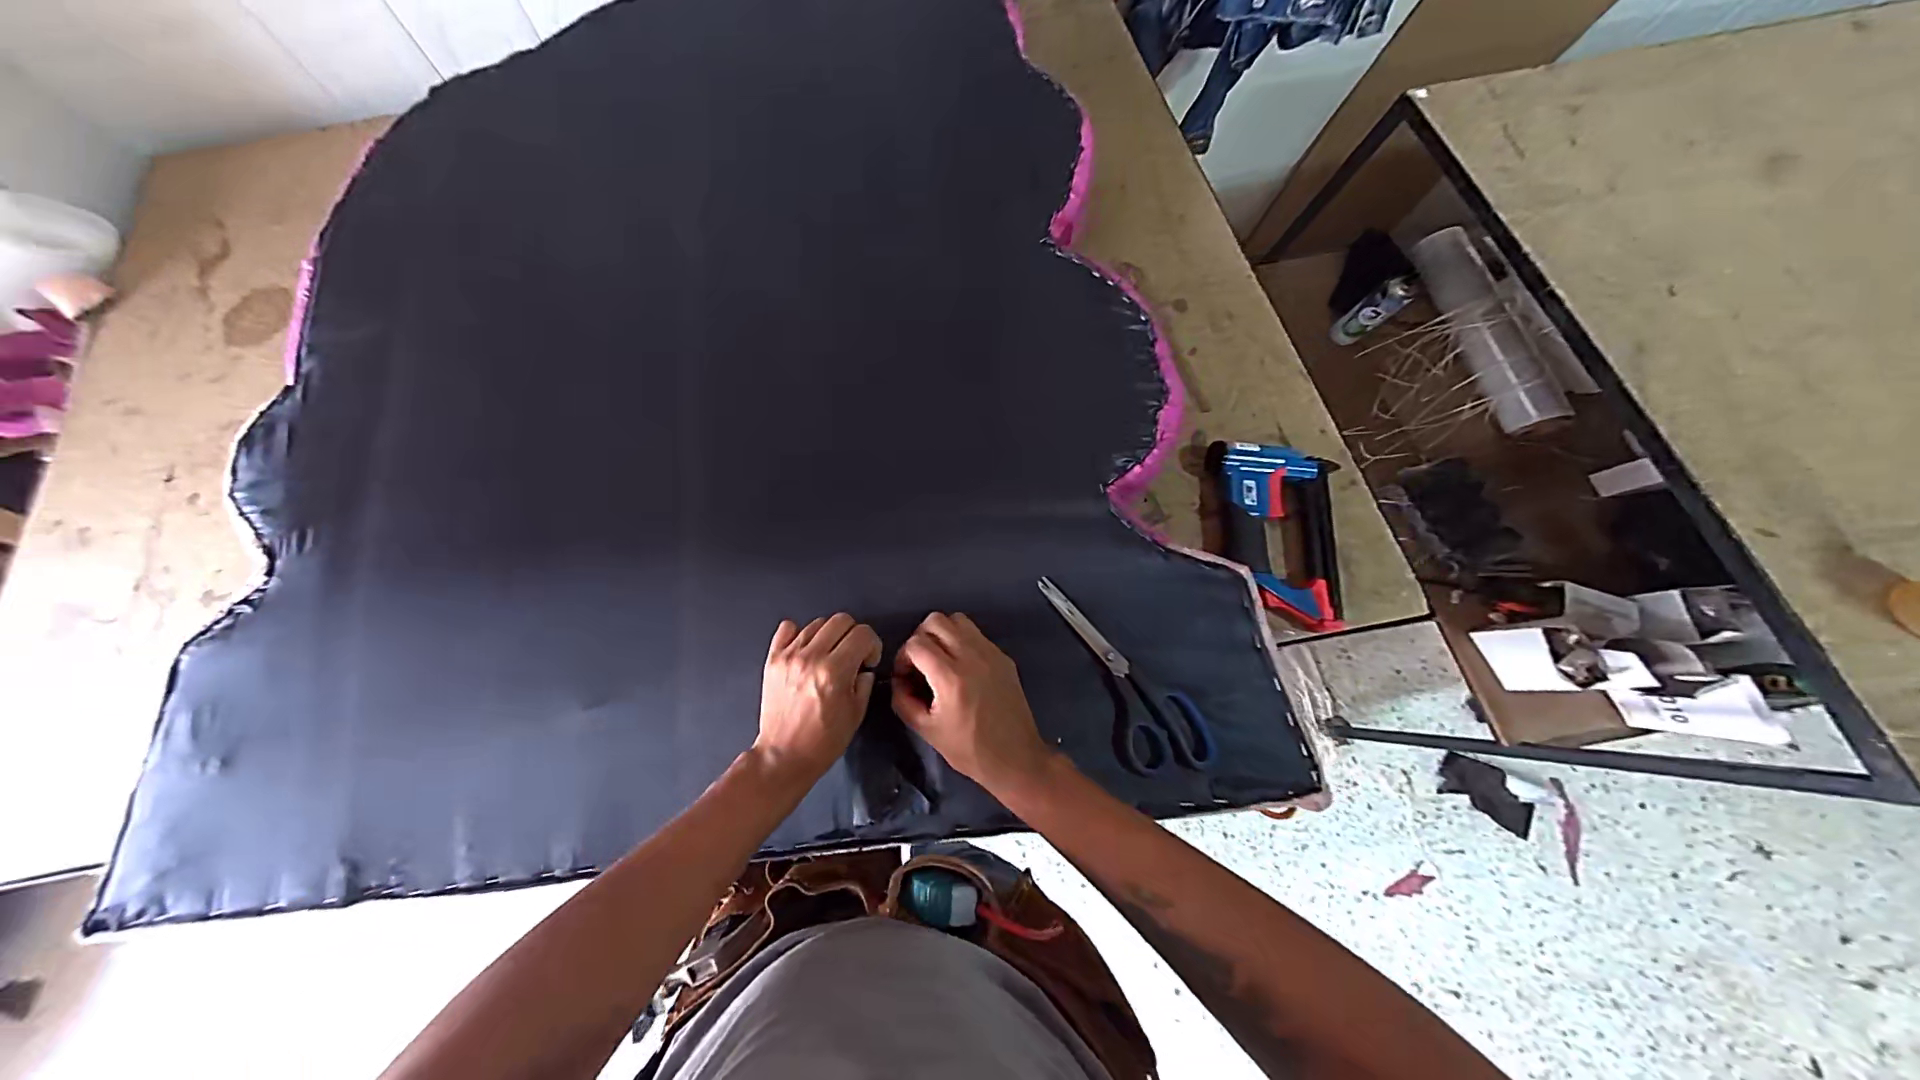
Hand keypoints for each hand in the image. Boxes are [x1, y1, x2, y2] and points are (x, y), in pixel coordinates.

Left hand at [753, 613, 881, 781]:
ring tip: (829, 656)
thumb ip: (864, 682)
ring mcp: (789, 657)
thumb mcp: (857, 713)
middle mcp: (811, 658)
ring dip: (829, 635)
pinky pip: (787, 628)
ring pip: (817, 622)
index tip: (869, 659)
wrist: (785, 755)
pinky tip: (806, 650)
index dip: (873, 644)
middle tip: (852, 654)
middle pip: (841, 620)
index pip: (863, 633)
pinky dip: (800, 634)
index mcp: (835, 672)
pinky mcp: (772, 660)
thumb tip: (863, 666)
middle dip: (854, 635)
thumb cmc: (822, 741)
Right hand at [890, 612, 1056, 794]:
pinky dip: (962, 642)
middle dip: (920, 638)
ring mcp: (991, 653)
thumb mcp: (926, 730)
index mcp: (951, 677)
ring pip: (958, 619)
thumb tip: (898, 680)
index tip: (906, 676)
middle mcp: (972, 657)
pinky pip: (976, 634)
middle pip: (935, 621)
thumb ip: (903, 700)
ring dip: (942, 634)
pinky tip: (962, 668)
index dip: (902, 657)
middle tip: (921, 663)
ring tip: (941, 660)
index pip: (916, 643)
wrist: (1015, 757)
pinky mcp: (1003, 657)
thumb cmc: (969, 749)